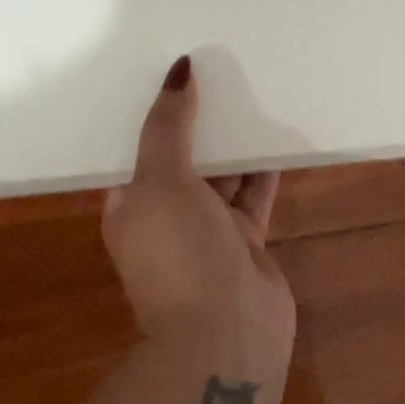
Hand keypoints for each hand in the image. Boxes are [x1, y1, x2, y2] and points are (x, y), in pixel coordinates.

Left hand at [103, 56, 295, 360]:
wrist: (224, 335)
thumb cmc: (178, 252)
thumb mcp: (160, 180)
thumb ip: (167, 125)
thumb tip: (178, 68)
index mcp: (130, 204)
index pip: (136, 148)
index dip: (152, 112)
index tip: (168, 70)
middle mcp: (165, 216)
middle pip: (182, 158)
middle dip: (197, 122)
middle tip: (215, 70)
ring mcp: (207, 231)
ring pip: (220, 175)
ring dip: (231, 142)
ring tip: (247, 88)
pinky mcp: (245, 242)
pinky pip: (253, 194)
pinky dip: (262, 168)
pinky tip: (274, 132)